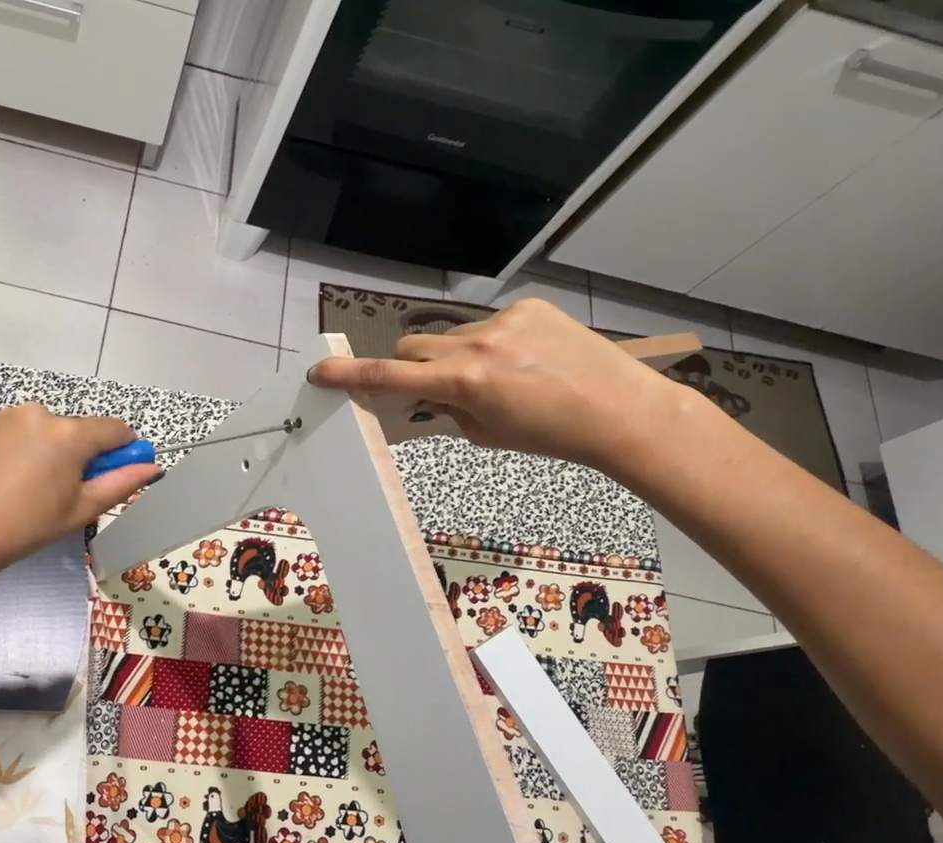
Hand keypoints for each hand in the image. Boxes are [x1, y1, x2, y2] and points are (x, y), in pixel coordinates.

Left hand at [0, 404, 157, 574]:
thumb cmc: (22, 529)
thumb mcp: (78, 511)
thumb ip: (120, 484)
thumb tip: (153, 467)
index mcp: (69, 433)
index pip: (115, 429)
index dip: (124, 452)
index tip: (116, 477)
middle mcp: (41, 413)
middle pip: (81, 431)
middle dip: (84, 458)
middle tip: (65, 498)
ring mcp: (9, 416)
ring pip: (50, 433)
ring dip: (55, 455)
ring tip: (32, 494)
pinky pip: (23, 434)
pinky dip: (28, 453)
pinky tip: (10, 485)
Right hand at [308, 298, 689, 471]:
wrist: (620, 409)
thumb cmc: (551, 435)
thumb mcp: (487, 433)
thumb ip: (447, 408)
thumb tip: (427, 394)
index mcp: (463, 383)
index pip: (390, 376)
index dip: (350, 375)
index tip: (321, 372)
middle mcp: (476, 345)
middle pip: (412, 346)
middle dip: (410, 365)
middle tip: (430, 387)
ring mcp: (503, 321)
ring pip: (450, 336)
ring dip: (452, 355)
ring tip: (497, 376)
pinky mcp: (528, 307)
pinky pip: (486, 324)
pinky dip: (489, 343)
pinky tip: (522, 360)